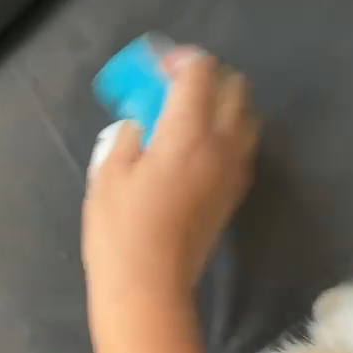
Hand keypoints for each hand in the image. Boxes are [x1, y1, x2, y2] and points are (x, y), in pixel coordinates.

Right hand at [82, 49, 259, 309]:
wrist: (147, 290)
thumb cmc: (119, 235)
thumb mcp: (106, 179)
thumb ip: (125, 139)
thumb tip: (139, 127)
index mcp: (187, 133)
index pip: (199, 73)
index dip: (179, 62)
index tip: (158, 72)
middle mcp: (221, 145)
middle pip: (233, 88)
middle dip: (207, 80)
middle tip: (175, 94)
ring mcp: (233, 172)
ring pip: (246, 117)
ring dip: (223, 108)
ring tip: (191, 123)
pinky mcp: (233, 198)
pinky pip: (242, 149)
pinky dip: (226, 138)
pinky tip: (199, 155)